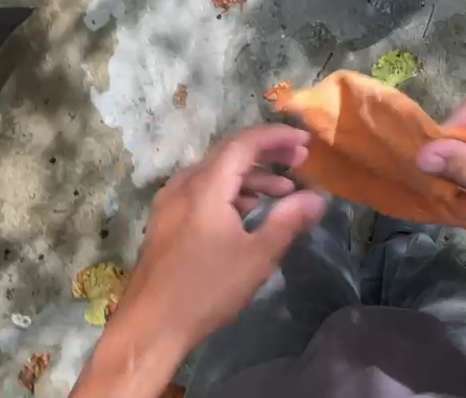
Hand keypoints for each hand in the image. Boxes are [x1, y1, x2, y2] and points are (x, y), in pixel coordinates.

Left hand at [97, 125, 326, 381]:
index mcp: (206, 184)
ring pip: (218, 170)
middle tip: (300, 159)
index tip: (306, 141)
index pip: (246, 142)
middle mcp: (185, 182)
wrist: (148, 329)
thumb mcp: (256, 257)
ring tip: (283, 189)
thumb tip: (318, 197)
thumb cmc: (205, 290)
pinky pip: (204, 187)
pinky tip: (249, 208)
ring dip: (252, 174)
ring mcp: (172, 200)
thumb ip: (289, 221)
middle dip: (268, 152)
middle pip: (231, 151)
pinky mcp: (166, 218)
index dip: (278, 136)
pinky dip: (231, 188)